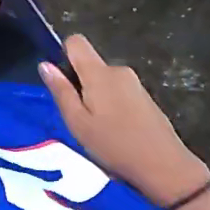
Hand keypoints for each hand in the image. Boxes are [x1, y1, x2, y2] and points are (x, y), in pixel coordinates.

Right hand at [39, 35, 209, 205]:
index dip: (63, 55)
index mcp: (99, 73)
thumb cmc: (114, 146)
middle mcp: (118, 71)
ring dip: (96, 99)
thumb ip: (61, 91)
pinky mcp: (146, 98)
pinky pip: (119, 93)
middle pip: (90, 65)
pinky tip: (115, 133)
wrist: (165, 167)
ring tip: (97, 130)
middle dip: (79, 85)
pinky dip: (112, 108)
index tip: (61, 81)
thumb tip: (45, 64)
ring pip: (104, 81)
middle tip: (78, 118)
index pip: (76, 41)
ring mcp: (135, 84)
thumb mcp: (77, 123)